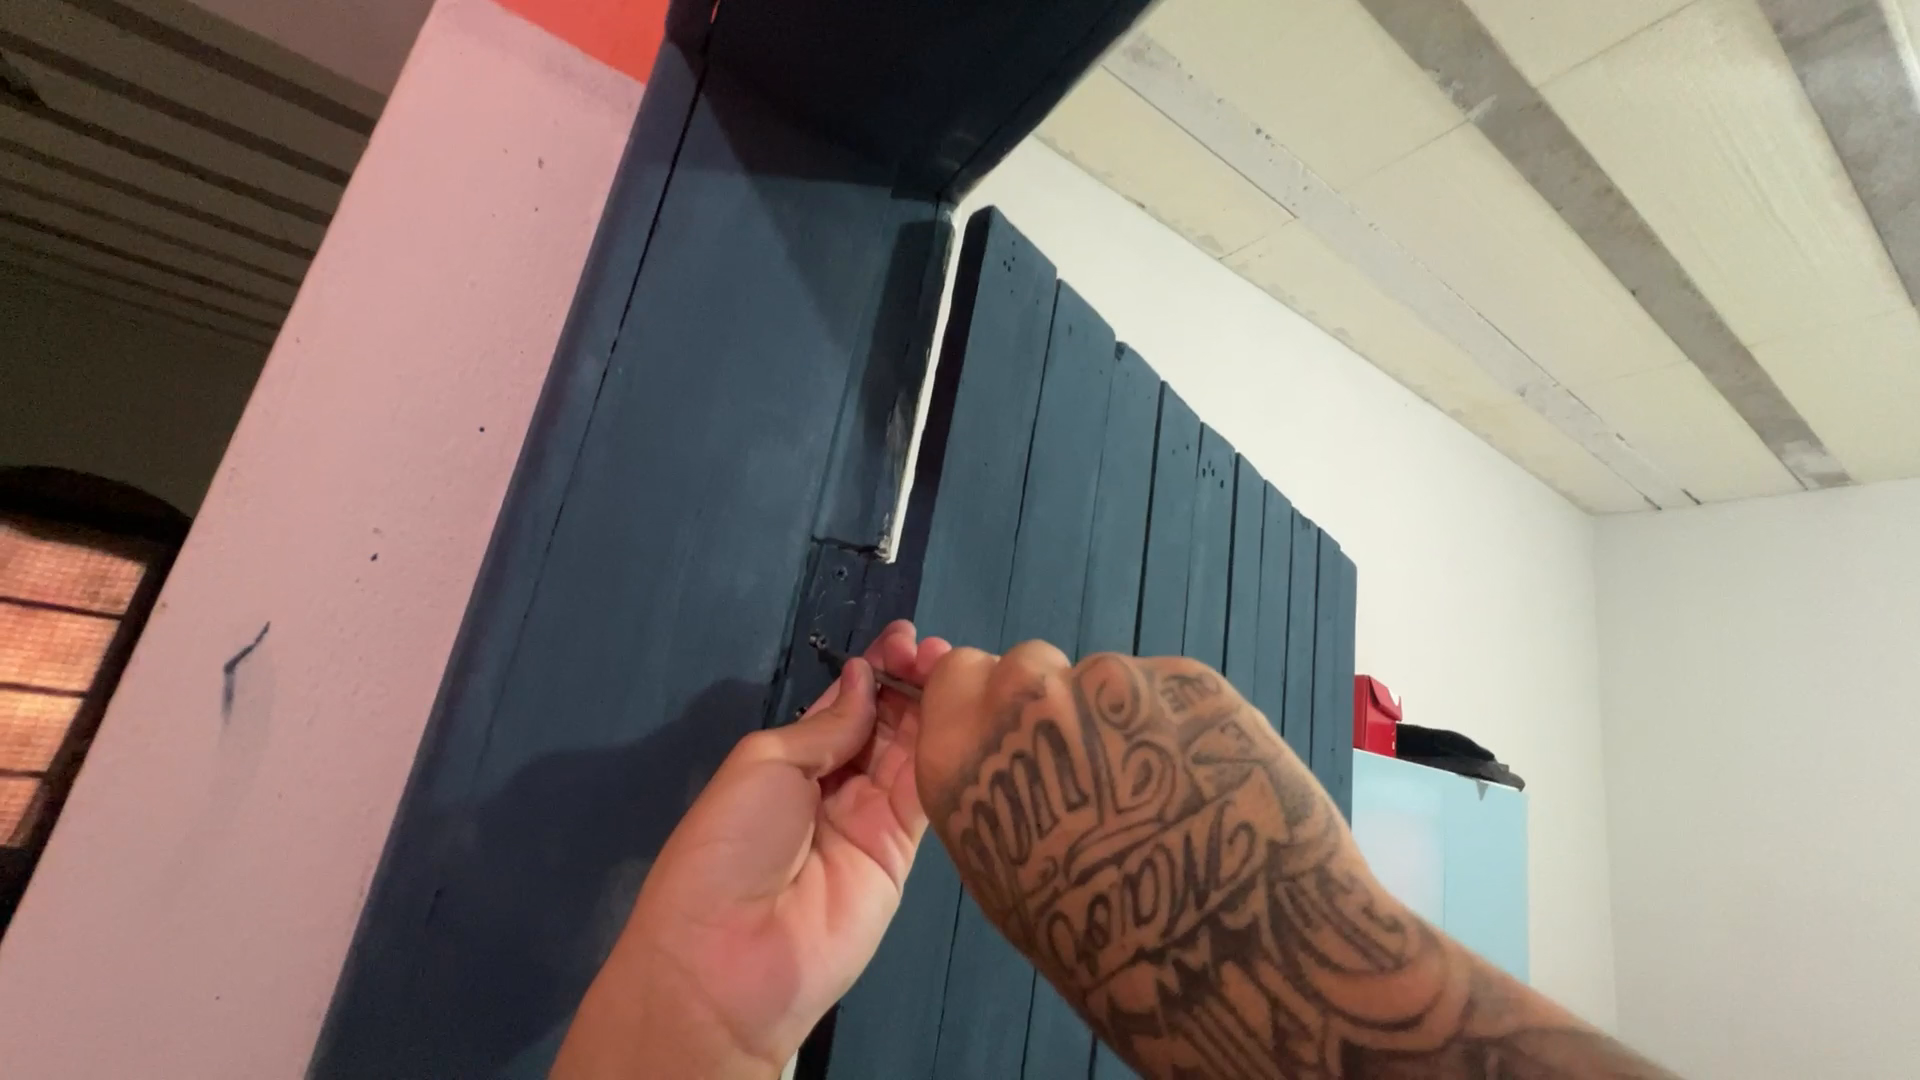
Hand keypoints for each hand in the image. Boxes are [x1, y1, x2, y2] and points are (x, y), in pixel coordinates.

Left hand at [553, 621, 950, 1078]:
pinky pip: (924, 790)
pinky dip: (941, 749)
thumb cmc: (732, 842)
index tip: (904, 636)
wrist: (733, 957)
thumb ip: (827, 725)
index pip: (846, 701)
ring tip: (949, 665)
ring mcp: (871, 815)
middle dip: (907, 680)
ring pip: (910, 748)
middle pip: (883, 721)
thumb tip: (865, 679)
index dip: (874, 666)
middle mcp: (837, 781)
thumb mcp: (766, 763)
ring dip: (929, 706)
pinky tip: (954, 713)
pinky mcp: (901, 848)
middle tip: (932, 648)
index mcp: (794, 757)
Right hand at [911, 645, 1673, 1079]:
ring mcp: (1123, 691)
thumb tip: (987, 749)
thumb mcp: (1026, 889)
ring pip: (1102, 673)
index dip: (977, 700)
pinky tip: (1204, 782)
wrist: (1278, 985)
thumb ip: (999, 800)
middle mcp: (1041, 716)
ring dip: (1119, 715)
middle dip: (1046, 704)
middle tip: (1091, 766)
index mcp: (982, 774)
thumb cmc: (1137, 959)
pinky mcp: (1197, 687)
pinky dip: (1173, 719)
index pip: (953, 679)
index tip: (1000, 723)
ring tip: (1160, 789)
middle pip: (1025, 664)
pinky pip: (1163, 685)